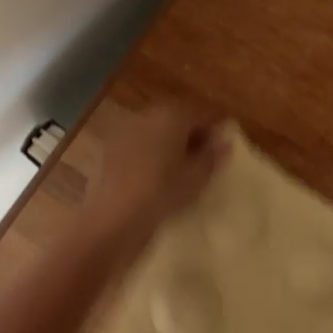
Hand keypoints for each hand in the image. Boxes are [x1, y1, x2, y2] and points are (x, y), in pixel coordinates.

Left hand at [83, 104, 230, 246]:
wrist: (113, 220)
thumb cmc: (162, 195)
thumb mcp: (197, 178)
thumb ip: (213, 155)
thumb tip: (223, 139)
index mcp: (170, 115)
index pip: (199, 112)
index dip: (214, 127)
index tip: (224, 145)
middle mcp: (145, 116)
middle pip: (174, 119)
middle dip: (190, 134)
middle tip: (204, 158)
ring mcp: (123, 132)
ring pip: (154, 132)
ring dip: (168, 145)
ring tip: (181, 170)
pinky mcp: (108, 152)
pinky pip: (137, 147)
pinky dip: (149, 156)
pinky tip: (155, 177)